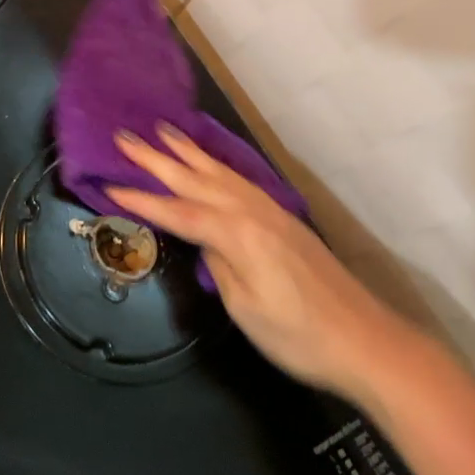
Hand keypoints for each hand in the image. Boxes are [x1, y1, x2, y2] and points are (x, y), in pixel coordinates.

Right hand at [106, 124, 422, 404]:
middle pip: (195, 181)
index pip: (177, 213)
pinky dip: (216, 165)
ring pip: (219, 174)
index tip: (108, 184)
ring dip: (188, 152)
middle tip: (123, 137)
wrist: (367, 342)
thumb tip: (203, 242)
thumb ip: (218, 266)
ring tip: (162, 131)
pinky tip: (209, 163)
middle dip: (157, 159)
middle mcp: (251, 213)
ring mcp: (271, 212)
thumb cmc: (299, 336)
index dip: (141, 200)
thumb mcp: (245, 308)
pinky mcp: (284, 220)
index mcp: (236, 234)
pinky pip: (239, 180)